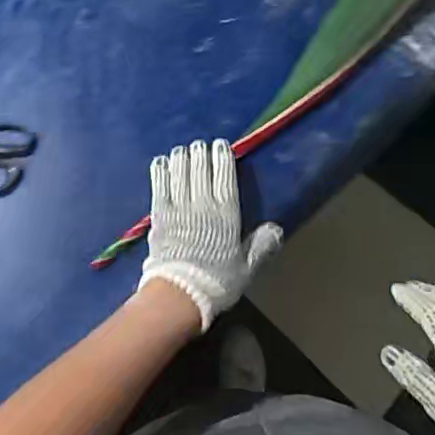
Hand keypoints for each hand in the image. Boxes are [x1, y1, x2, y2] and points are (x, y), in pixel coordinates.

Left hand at [137, 139, 283, 330]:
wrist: (181, 291)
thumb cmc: (218, 281)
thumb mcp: (246, 266)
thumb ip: (260, 245)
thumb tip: (275, 228)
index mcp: (226, 215)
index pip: (225, 178)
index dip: (222, 159)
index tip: (220, 145)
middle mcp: (202, 205)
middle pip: (200, 171)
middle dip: (199, 155)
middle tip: (199, 144)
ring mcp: (178, 208)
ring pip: (179, 175)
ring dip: (180, 159)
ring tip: (181, 149)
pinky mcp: (158, 215)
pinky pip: (159, 187)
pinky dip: (159, 172)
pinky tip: (159, 161)